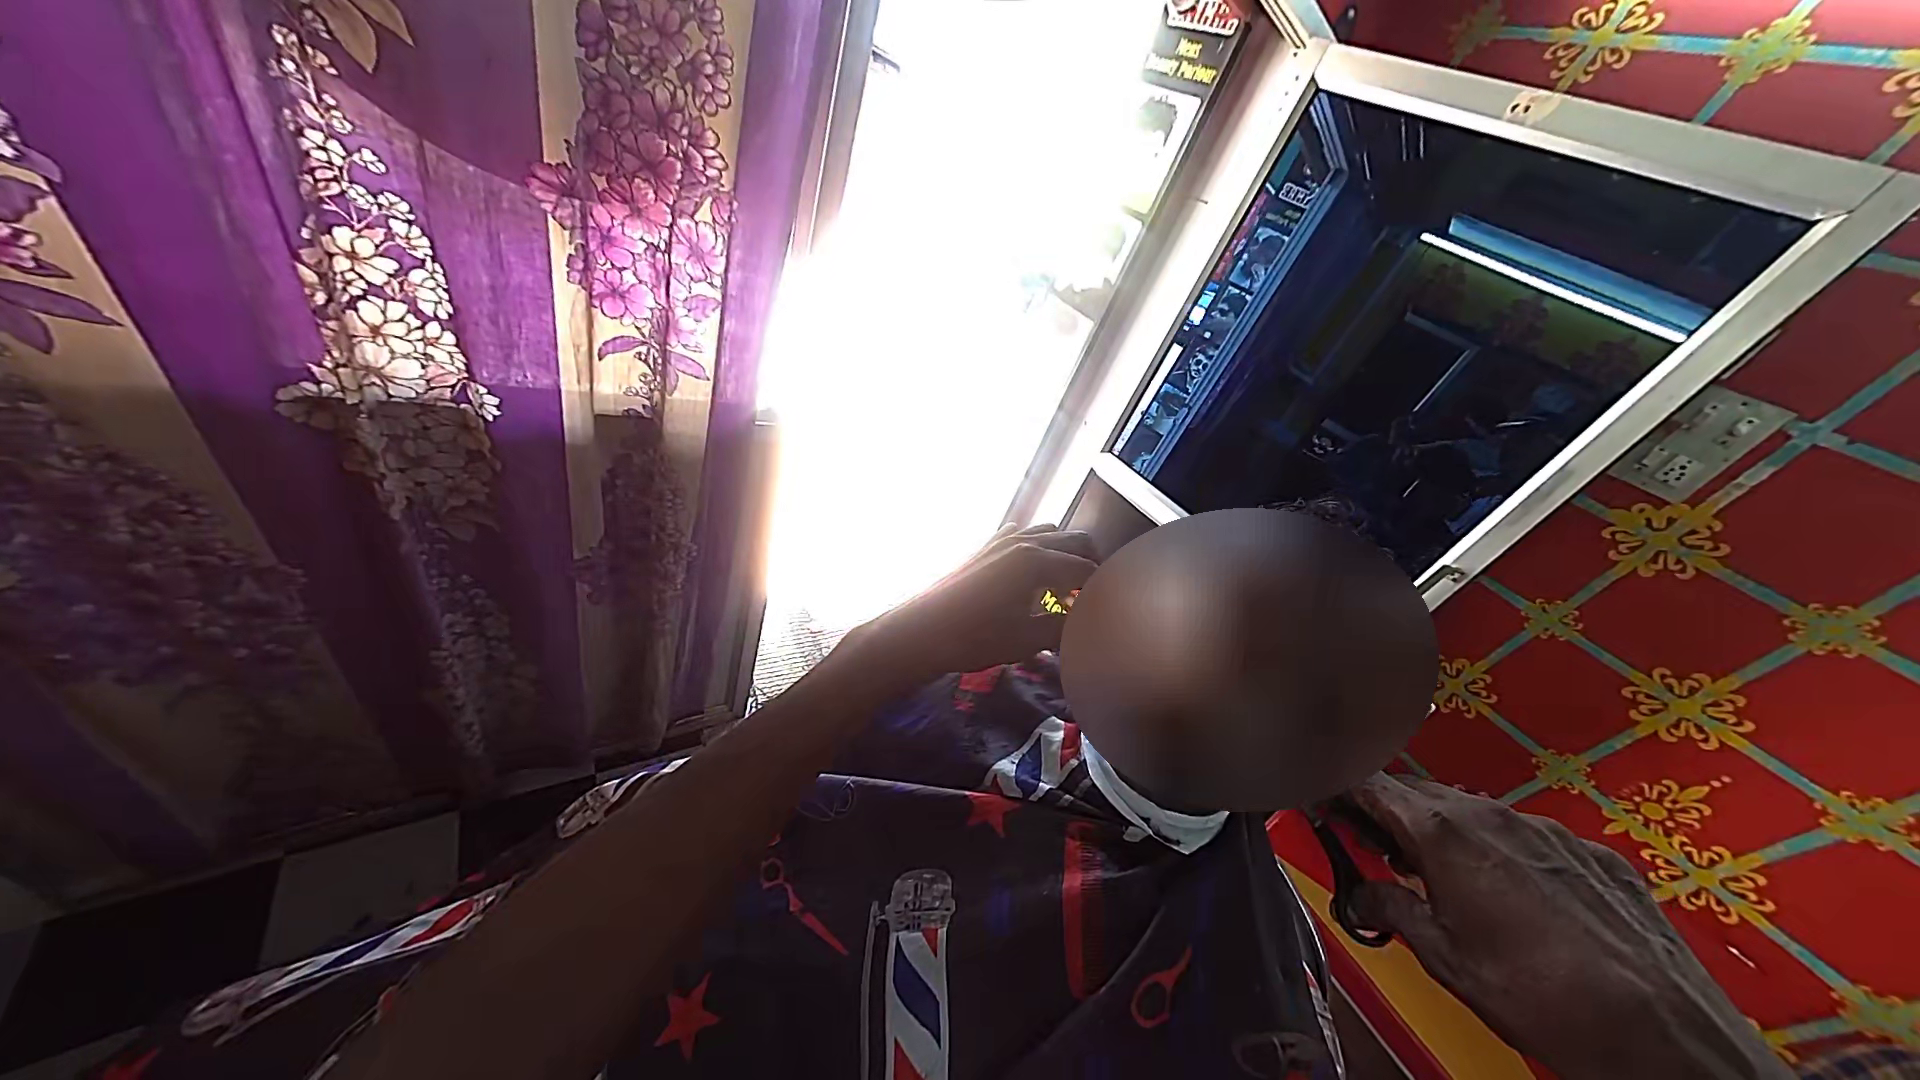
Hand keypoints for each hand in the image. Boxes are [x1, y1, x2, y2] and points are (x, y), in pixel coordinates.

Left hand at [844, 524, 1098, 687]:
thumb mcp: (1027, 641)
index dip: (1102, 589)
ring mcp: (1003, 539)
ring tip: (1065, 585)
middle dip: (1092, 564)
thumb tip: (1090, 621)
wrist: (920, 631)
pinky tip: (1031, 575)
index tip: (1109, 608)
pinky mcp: (986, 545)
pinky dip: (1039, 547)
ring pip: (1051, 532)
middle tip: (1094, 595)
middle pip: (1076, 540)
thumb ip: (1065, 627)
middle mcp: (1024, 541)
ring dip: (1066, 552)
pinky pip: (1024, 534)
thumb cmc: (974, 639)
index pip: (1087, 568)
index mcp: (1037, 561)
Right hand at [1347, 774, 1790, 1079]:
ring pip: (1473, 812)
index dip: (1339, 788)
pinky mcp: (1595, 855)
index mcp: (1446, 833)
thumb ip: (1390, 910)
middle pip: (1419, 791)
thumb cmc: (1546, 1000)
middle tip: (1373, 845)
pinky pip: (1529, 835)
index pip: (1370, 782)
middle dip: (1388, 811)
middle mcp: (1494, 817)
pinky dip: (1502, 852)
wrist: (1672, 1046)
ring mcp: (1549, 832)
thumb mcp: (1444, 958)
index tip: (1326, 804)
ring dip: (1443, 830)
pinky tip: (1513, 896)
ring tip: (1440, 875)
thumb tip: (1360, 899)